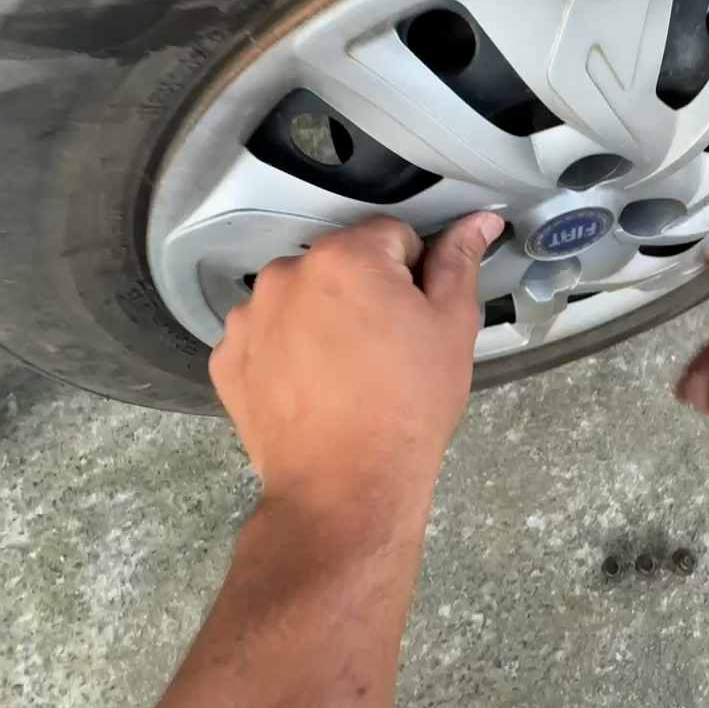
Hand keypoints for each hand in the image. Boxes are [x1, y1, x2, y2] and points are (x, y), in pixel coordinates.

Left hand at [208, 213, 502, 544]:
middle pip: (344, 262)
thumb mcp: (452, 325)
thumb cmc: (408, 403)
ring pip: (304, 294)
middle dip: (366, 290)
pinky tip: (315, 384)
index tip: (415, 316)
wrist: (347, 487)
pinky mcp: (228, 357)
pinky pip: (269, 330)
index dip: (414, 273)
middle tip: (387, 346)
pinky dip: (290, 346)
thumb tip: (480, 219)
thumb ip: (460, 260)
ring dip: (325, 314)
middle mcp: (286, 273)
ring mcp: (249, 316)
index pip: (392, 235)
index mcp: (346, 257)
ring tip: (349, 370)